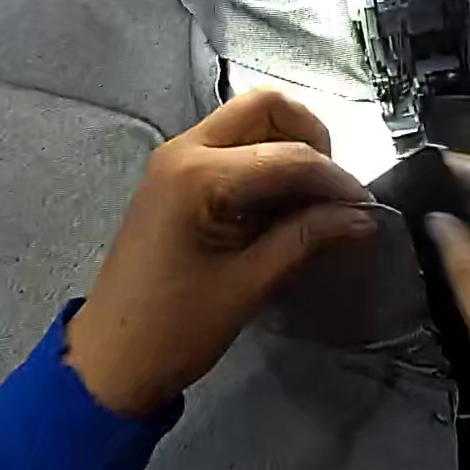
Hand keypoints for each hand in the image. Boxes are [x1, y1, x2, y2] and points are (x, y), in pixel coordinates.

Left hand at [65, 90, 377, 416]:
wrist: (106, 364)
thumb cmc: (174, 329)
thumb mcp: (250, 283)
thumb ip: (309, 236)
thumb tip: (364, 216)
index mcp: (198, 176)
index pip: (289, 155)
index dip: (334, 178)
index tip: (364, 206)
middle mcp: (185, 149)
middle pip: (267, 106)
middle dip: (311, 135)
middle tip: (331, 184)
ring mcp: (179, 156)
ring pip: (252, 116)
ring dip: (291, 142)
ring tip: (312, 192)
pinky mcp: (180, 171)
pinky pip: (237, 141)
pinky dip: (270, 155)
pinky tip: (284, 197)